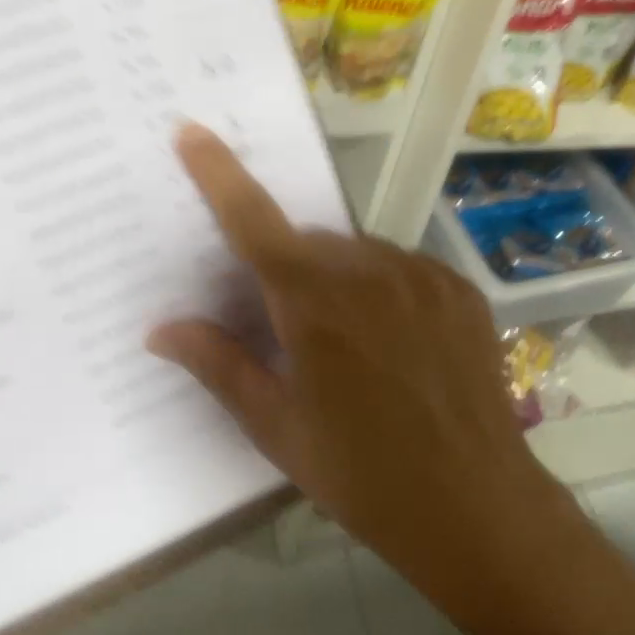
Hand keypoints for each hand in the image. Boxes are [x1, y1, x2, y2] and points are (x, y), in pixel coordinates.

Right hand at [147, 125, 572, 578]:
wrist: (474, 504)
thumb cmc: (361, 472)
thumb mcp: (278, 427)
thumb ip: (220, 366)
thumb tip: (161, 328)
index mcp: (312, 301)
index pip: (252, 221)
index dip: (218, 173)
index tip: (192, 130)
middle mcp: (367, 269)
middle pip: (308, 245)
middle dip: (290, 273)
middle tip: (296, 335)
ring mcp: (422, 274)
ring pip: (359, 255)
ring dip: (342, 282)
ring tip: (359, 351)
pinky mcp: (460, 288)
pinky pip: (405, 269)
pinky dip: (389, 291)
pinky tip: (402, 345)